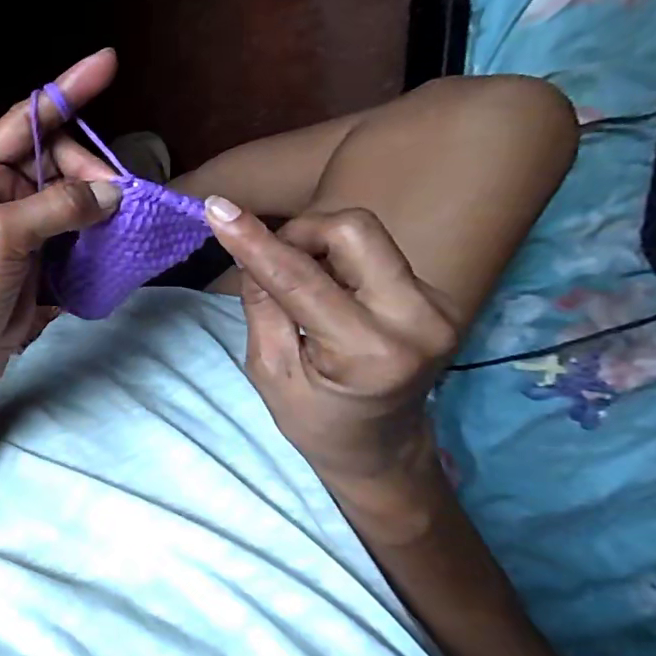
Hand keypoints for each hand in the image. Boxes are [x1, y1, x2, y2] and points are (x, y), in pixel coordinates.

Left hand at [0, 49, 124, 384]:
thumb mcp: (4, 237)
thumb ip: (57, 206)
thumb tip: (111, 191)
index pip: (27, 119)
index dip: (67, 90)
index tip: (108, 60)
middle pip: (59, 153)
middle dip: (91, 166)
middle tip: (118, 195)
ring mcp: (22, 212)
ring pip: (74, 184)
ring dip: (99, 194)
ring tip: (120, 214)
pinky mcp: (41, 240)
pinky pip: (78, 215)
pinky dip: (98, 218)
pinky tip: (113, 228)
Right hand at [204, 200, 459, 482]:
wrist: (383, 446)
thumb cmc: (314, 418)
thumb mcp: (269, 369)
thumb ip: (263, 305)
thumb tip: (249, 248)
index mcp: (370, 353)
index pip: (301, 278)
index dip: (255, 240)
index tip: (216, 208)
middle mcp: (417, 320)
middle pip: (354, 229)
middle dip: (300, 233)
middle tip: (273, 260)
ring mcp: (438, 303)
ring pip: (364, 233)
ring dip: (317, 244)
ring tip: (301, 284)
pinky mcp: (438, 293)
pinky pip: (375, 249)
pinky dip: (335, 257)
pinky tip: (328, 291)